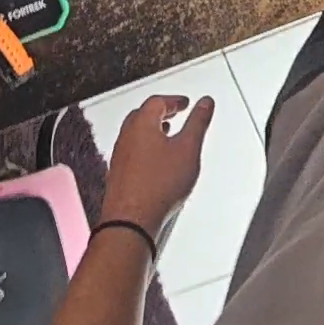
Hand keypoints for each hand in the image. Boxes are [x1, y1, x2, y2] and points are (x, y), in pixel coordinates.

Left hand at [99, 94, 214, 234]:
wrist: (130, 223)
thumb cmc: (156, 187)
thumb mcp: (188, 148)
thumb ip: (198, 122)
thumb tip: (205, 103)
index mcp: (142, 124)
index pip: (157, 101)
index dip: (174, 100)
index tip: (185, 103)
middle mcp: (126, 137)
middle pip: (142, 115)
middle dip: (160, 113)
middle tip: (174, 114)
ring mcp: (119, 157)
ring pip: (136, 134)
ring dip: (152, 131)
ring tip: (167, 137)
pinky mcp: (118, 176)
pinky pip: (132, 153)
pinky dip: (145, 149)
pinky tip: (156, 163)